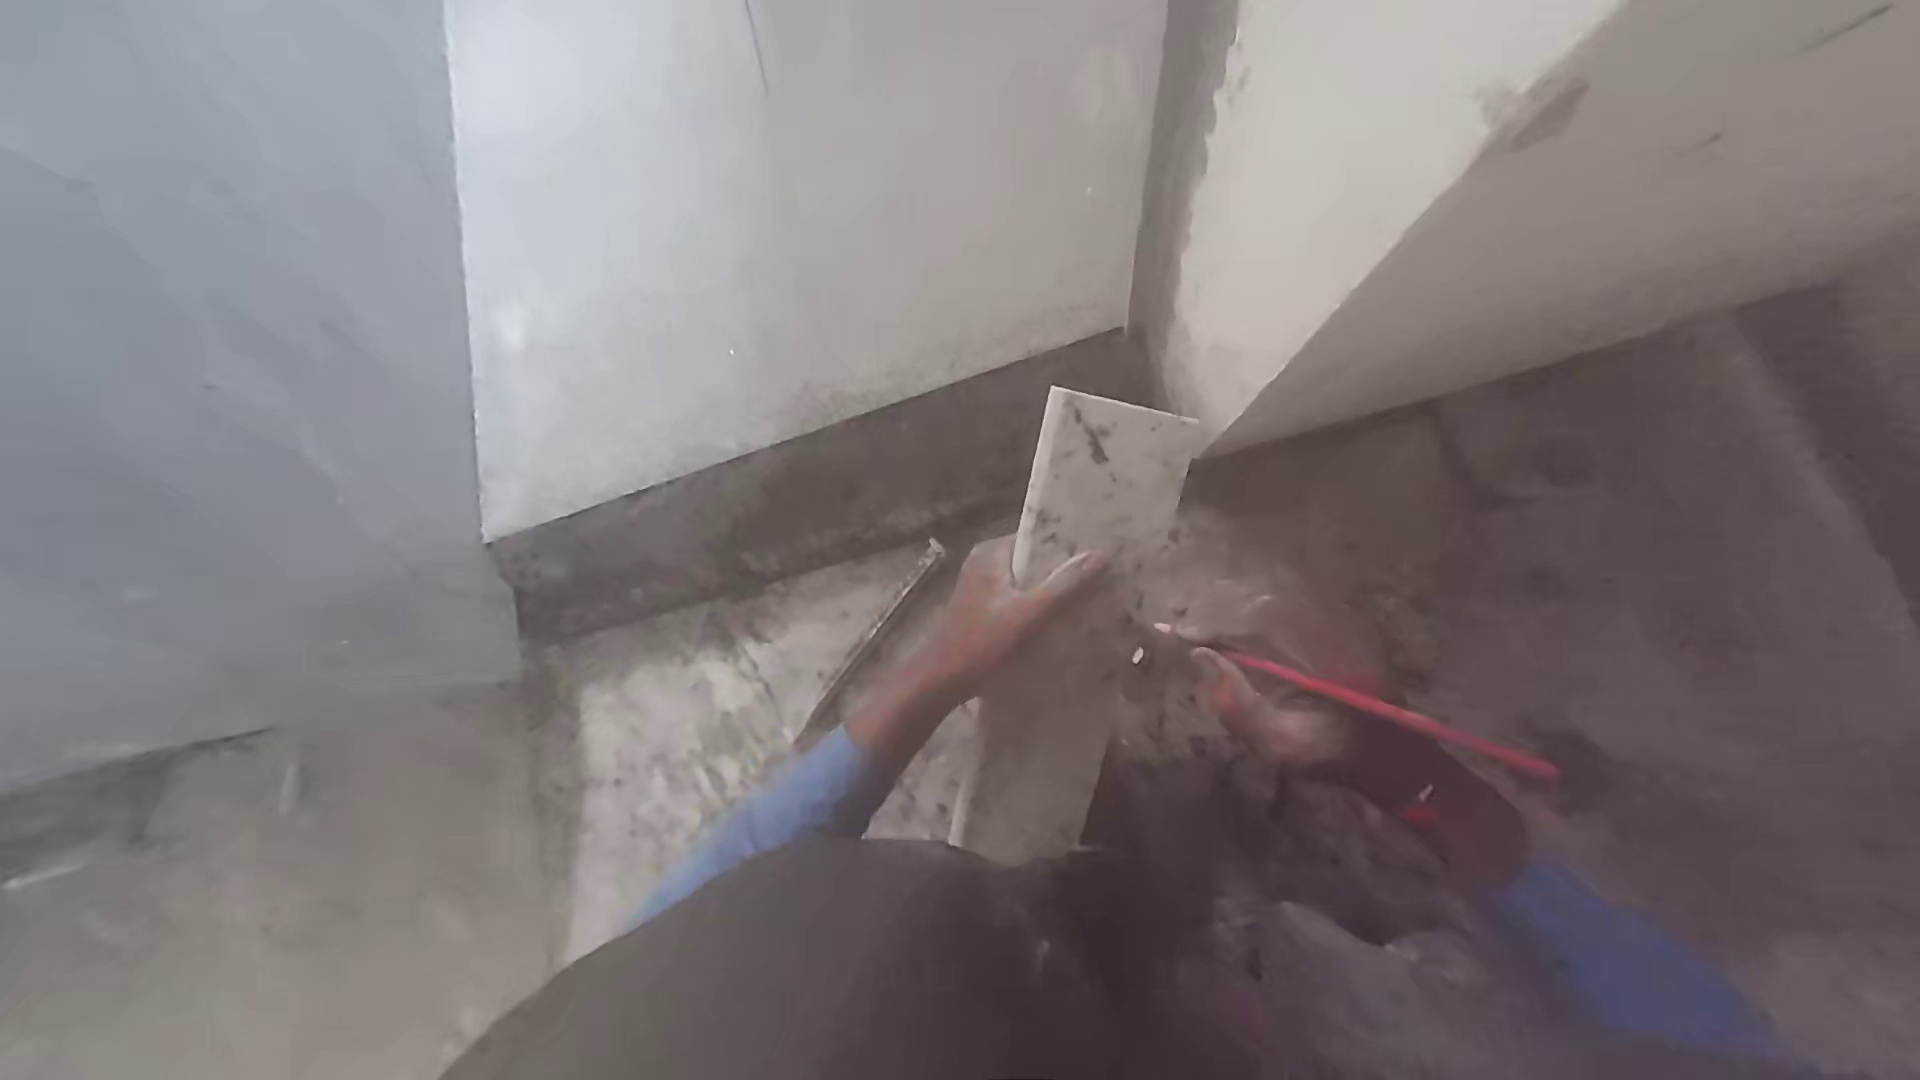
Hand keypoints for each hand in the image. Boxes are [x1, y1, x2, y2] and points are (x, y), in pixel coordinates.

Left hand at [918, 535, 1107, 698]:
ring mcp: (984, 588)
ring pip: (1029, 582)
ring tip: (1096, 595)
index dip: (1070, 543)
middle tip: (1107, 575)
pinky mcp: (986, 611)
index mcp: (991, 553)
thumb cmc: (982, 644)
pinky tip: (1068, 619)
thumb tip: (1101, 555)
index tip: (1103, 550)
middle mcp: (985, 563)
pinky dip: (1041, 607)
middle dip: (1067, 569)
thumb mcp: (1028, 614)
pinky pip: (1021, 600)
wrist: (940, 682)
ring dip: (1056, 591)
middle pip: (1036, 560)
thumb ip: (1064, 586)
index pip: (1039, 536)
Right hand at [1160, 584, 1432, 793]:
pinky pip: (1284, 607)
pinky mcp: (1335, 627)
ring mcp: (1336, 625)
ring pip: (1273, 599)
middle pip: (1262, 600)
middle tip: (1182, 621)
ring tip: (1198, 619)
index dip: (1214, 622)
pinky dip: (1249, 610)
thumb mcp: (1279, 745)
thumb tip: (1199, 656)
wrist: (1393, 757)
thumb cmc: (1331, 756)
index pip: (1257, 620)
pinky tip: (1229, 622)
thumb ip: (1236, 705)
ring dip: (1230, 605)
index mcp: (1321, 657)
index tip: (1180, 632)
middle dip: (1216, 607)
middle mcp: (1331, 630)